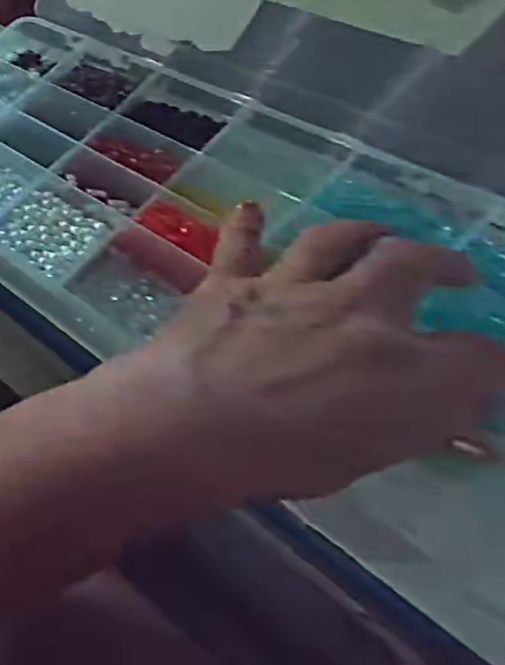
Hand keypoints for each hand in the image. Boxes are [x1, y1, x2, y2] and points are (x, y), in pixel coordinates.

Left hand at [97, 204, 504, 503]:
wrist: (188, 420)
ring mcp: (287, 290)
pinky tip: (249, 208)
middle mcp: (361, 315)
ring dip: (361, 231)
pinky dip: (245, 224)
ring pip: (333, 239)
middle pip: (412, 264)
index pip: (484, 353)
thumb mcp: (377, 452)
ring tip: (376, 233)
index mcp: (421, 370)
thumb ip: (413, 422)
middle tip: (448, 270)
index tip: (476, 359)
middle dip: (439, 263)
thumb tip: (443, 417)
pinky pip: (237, 244)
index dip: (483, 357)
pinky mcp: (225, 283)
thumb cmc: (284, 456)